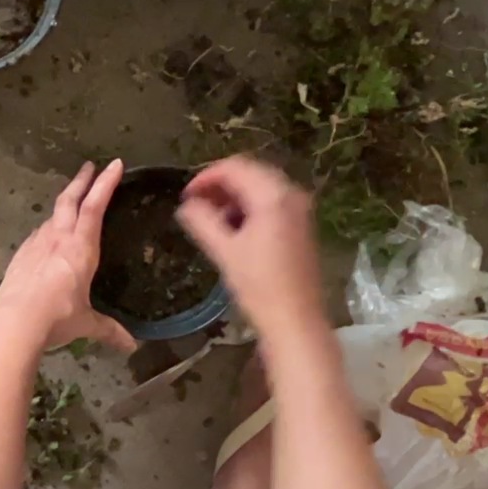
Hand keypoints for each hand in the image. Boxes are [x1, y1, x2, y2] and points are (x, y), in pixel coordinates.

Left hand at [0, 161, 138, 353]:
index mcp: (80, 248)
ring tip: (70, 201)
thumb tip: (131, 346)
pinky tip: (46, 236)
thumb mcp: (86, 323)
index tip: (114, 164)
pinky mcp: (20, 256)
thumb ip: (108, 330)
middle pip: (70, 200)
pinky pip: (37, 235)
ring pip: (51, 216)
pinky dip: (47, 228)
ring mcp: (35, 245)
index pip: (95, 206)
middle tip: (89, 167)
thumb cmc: (57, 318)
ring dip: (63, 203)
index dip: (105, 183)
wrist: (14, 322)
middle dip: (82, 181)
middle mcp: (57, 239)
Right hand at [175, 157, 322, 329]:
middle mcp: (291, 195)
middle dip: (219, 185)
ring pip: (260, 187)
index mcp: (273, 197)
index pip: (235, 168)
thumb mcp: (224, 252)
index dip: (205, 177)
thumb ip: (202, 221)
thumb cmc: (259, 287)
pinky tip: (232, 229)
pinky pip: (271, 202)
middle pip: (249, 173)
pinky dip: (249, 207)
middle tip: (194, 204)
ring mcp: (300, 210)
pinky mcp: (301, 225)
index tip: (185, 196)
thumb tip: (186, 206)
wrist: (296, 320)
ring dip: (233, 196)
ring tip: (210, 218)